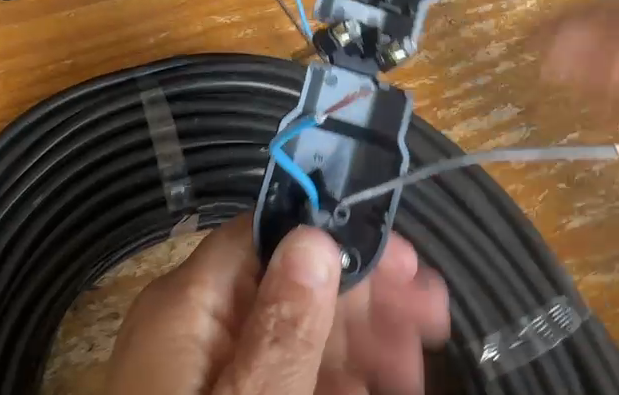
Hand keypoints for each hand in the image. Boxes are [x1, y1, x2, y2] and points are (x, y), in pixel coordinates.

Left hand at [106, 217, 449, 394]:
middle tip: (428, 317)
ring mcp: (203, 372)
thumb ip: (282, 327)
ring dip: (354, 344)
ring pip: (289, 336)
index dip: (334, 243)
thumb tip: (312, 238)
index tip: (402, 265)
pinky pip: (274, 377)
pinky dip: (325, 381)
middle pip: (286, 286)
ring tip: (411, 363)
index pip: (262, 239)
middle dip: (359, 299)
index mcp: (189, 305)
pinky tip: (367, 391)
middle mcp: (193, 327)